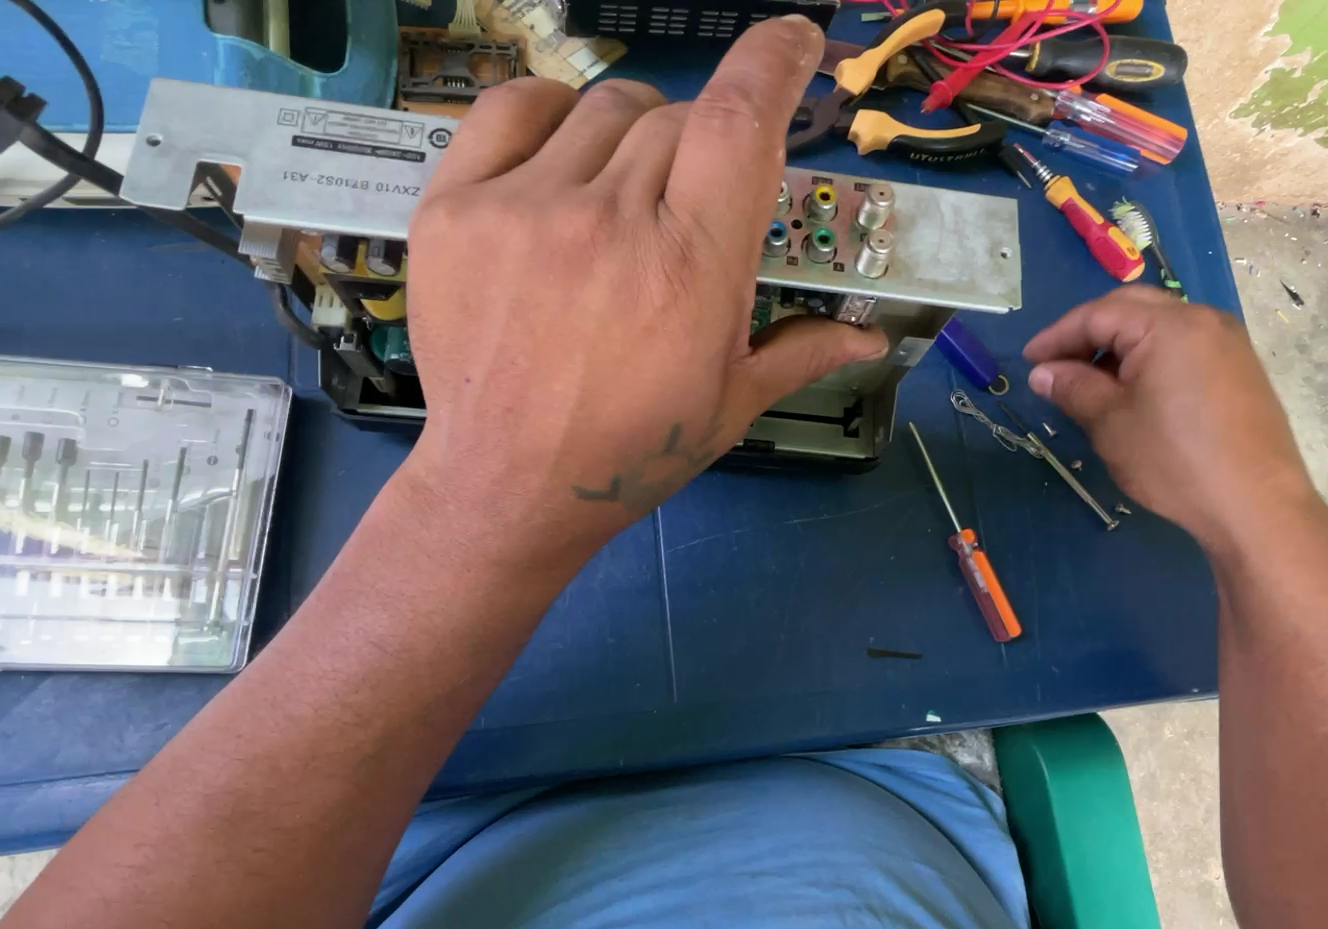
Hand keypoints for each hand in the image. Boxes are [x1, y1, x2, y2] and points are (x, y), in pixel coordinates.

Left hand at [397, 18, 886, 568]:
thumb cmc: (631, 452)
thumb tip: (872, 337)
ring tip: (625, 198)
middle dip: (699, 149)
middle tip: (687, 207)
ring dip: (634, 137)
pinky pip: (515, 110)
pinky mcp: (455, 210)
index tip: (796, 42)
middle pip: (676, 117)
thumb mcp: (727, 408)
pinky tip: (564, 161)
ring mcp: (523, 210)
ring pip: (604, 110)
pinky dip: (552, 116)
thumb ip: (800, 353)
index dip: (775, 62)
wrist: (509, 486)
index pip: (740, 121)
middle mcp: (609, 224)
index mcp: (689, 272)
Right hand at [1024, 287, 1319, 554]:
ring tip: (1088, 381)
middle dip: (1087, 332)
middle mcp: (1203, 320)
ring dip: (1117, 345)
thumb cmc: (1172, 460)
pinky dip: (1147, 357)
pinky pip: (1181, 346)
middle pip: (1131, 309)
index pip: (1099, 314)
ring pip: (1158, 326)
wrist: (1253, 503)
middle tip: (1056, 364)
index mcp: (1168, 326)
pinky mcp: (1238, 368)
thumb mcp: (1110, 423)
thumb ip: (1073, 388)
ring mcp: (1227, 342)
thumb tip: (1043, 373)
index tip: (1028, 361)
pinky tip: (1131, 391)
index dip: (1057, 336)